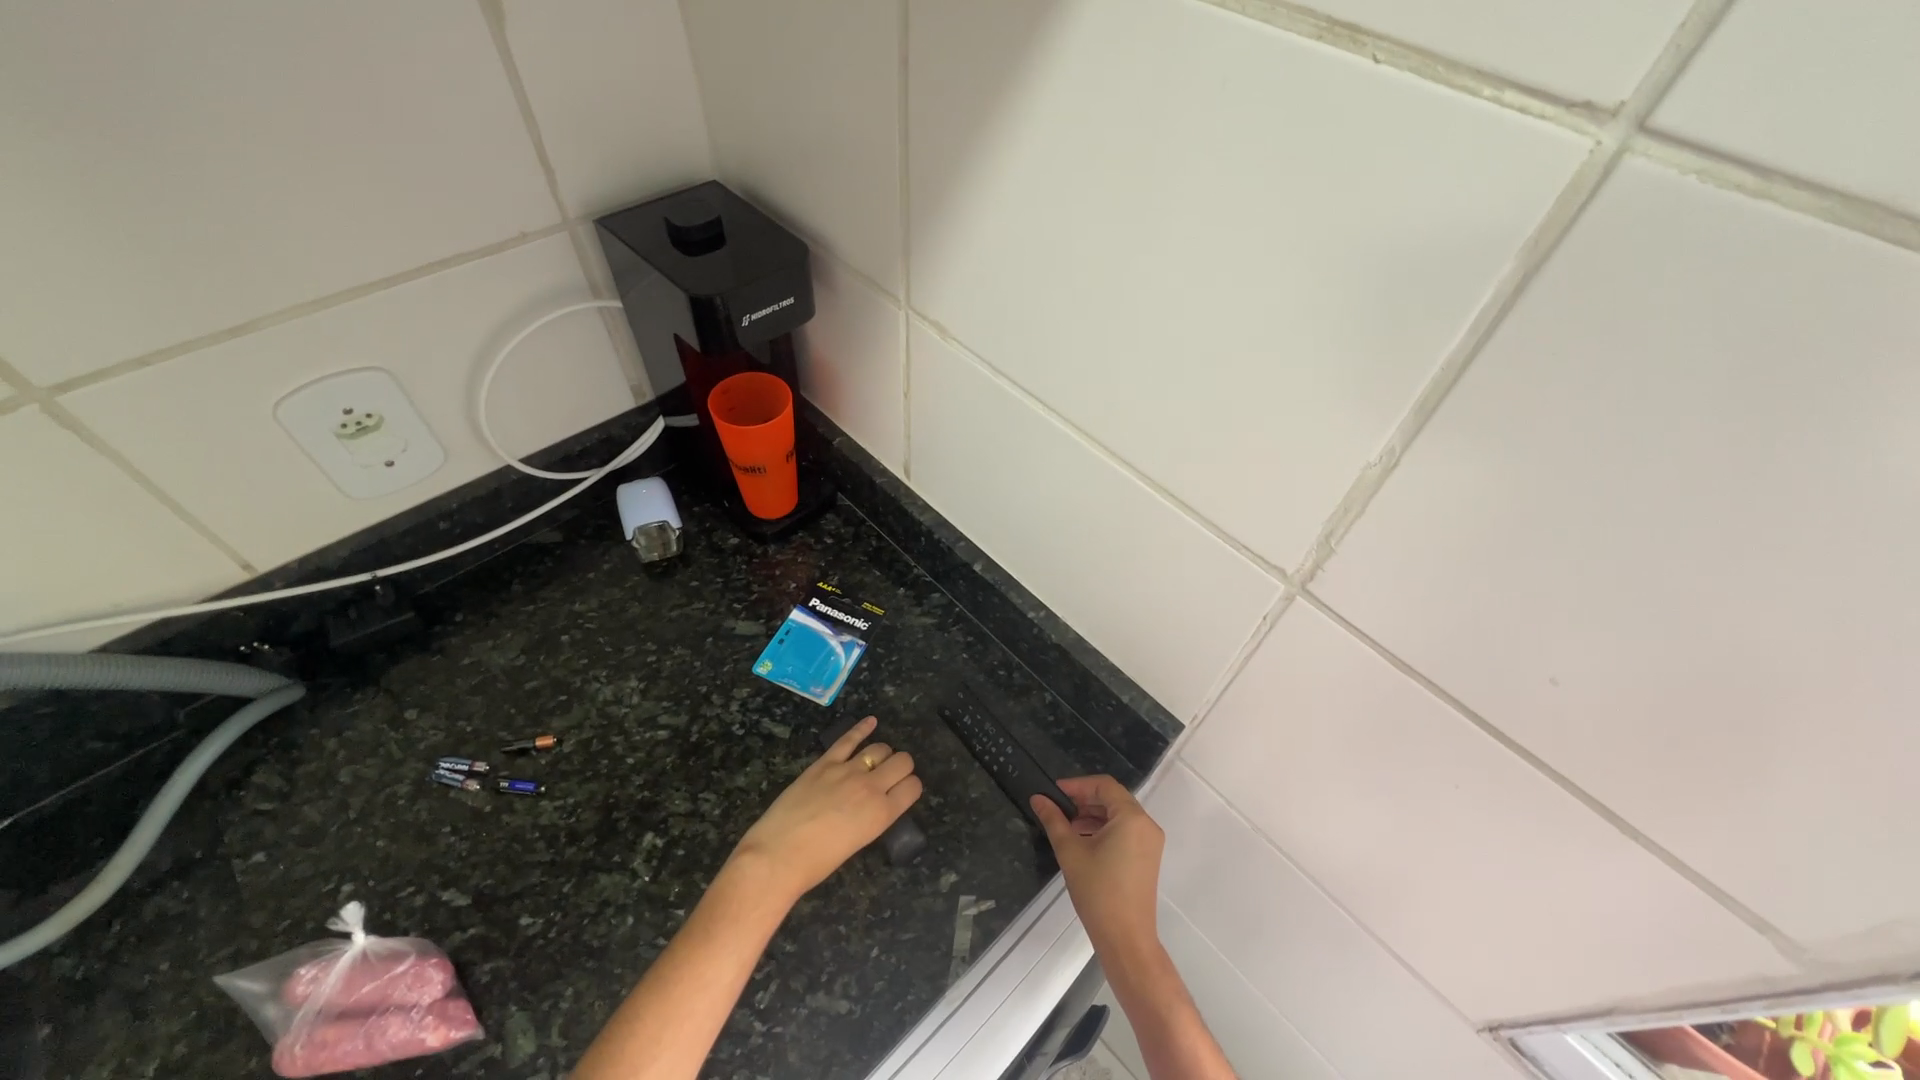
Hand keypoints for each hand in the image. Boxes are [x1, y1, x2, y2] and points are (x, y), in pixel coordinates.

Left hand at [730, 716, 922, 901]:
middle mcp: (871, 787)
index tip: (904, 790)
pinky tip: (871, 721)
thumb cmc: (817, 862)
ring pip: (879, 748)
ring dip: (883, 753)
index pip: (913, 787)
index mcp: (882, 814)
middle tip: (892, 775)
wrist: (777, 855)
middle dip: (902, 766)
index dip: (911, 786)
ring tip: (877, 760)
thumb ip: (872, 818)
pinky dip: (861, 728)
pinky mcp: (824, 763)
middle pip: (902, 761)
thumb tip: (874, 804)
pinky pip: (848, 740)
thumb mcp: (858, 842)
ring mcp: (847, 771)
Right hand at [1032, 776, 1164, 955]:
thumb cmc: (1097, 891)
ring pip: (1119, 815)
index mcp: (1132, 817)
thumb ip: (1054, 820)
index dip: (1077, 785)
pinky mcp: (1147, 857)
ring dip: (1093, 816)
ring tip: (1066, 826)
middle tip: (1057, 808)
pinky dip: (1104, 830)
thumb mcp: (1070, 852)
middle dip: (1084, 800)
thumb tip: (1038, 799)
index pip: (1104, 785)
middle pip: (1113, 799)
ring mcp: (1150, 842)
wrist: (1125, 938)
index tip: (1053, 792)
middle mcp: (1146, 824)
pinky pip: (1125, 831)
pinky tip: (1082, 841)